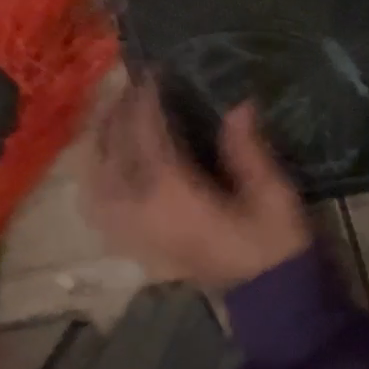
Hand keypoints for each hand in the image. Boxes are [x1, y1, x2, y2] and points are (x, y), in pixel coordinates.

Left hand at [83, 76, 310, 291]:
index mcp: (174, 197)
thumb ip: (249, 149)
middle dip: (119, 114)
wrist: (266, 295)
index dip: (147, 102)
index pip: (148, 138)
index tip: (154, 72)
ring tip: (114, 115)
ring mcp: (131, 232)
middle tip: (132, 85)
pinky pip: (96, 206)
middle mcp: (141, 213)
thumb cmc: (273, 241)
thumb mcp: (273, 193)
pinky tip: (105, 163)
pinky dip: (94, 176)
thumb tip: (238, 104)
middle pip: (113, 154)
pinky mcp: (133, 244)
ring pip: (95, 179)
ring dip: (100, 142)